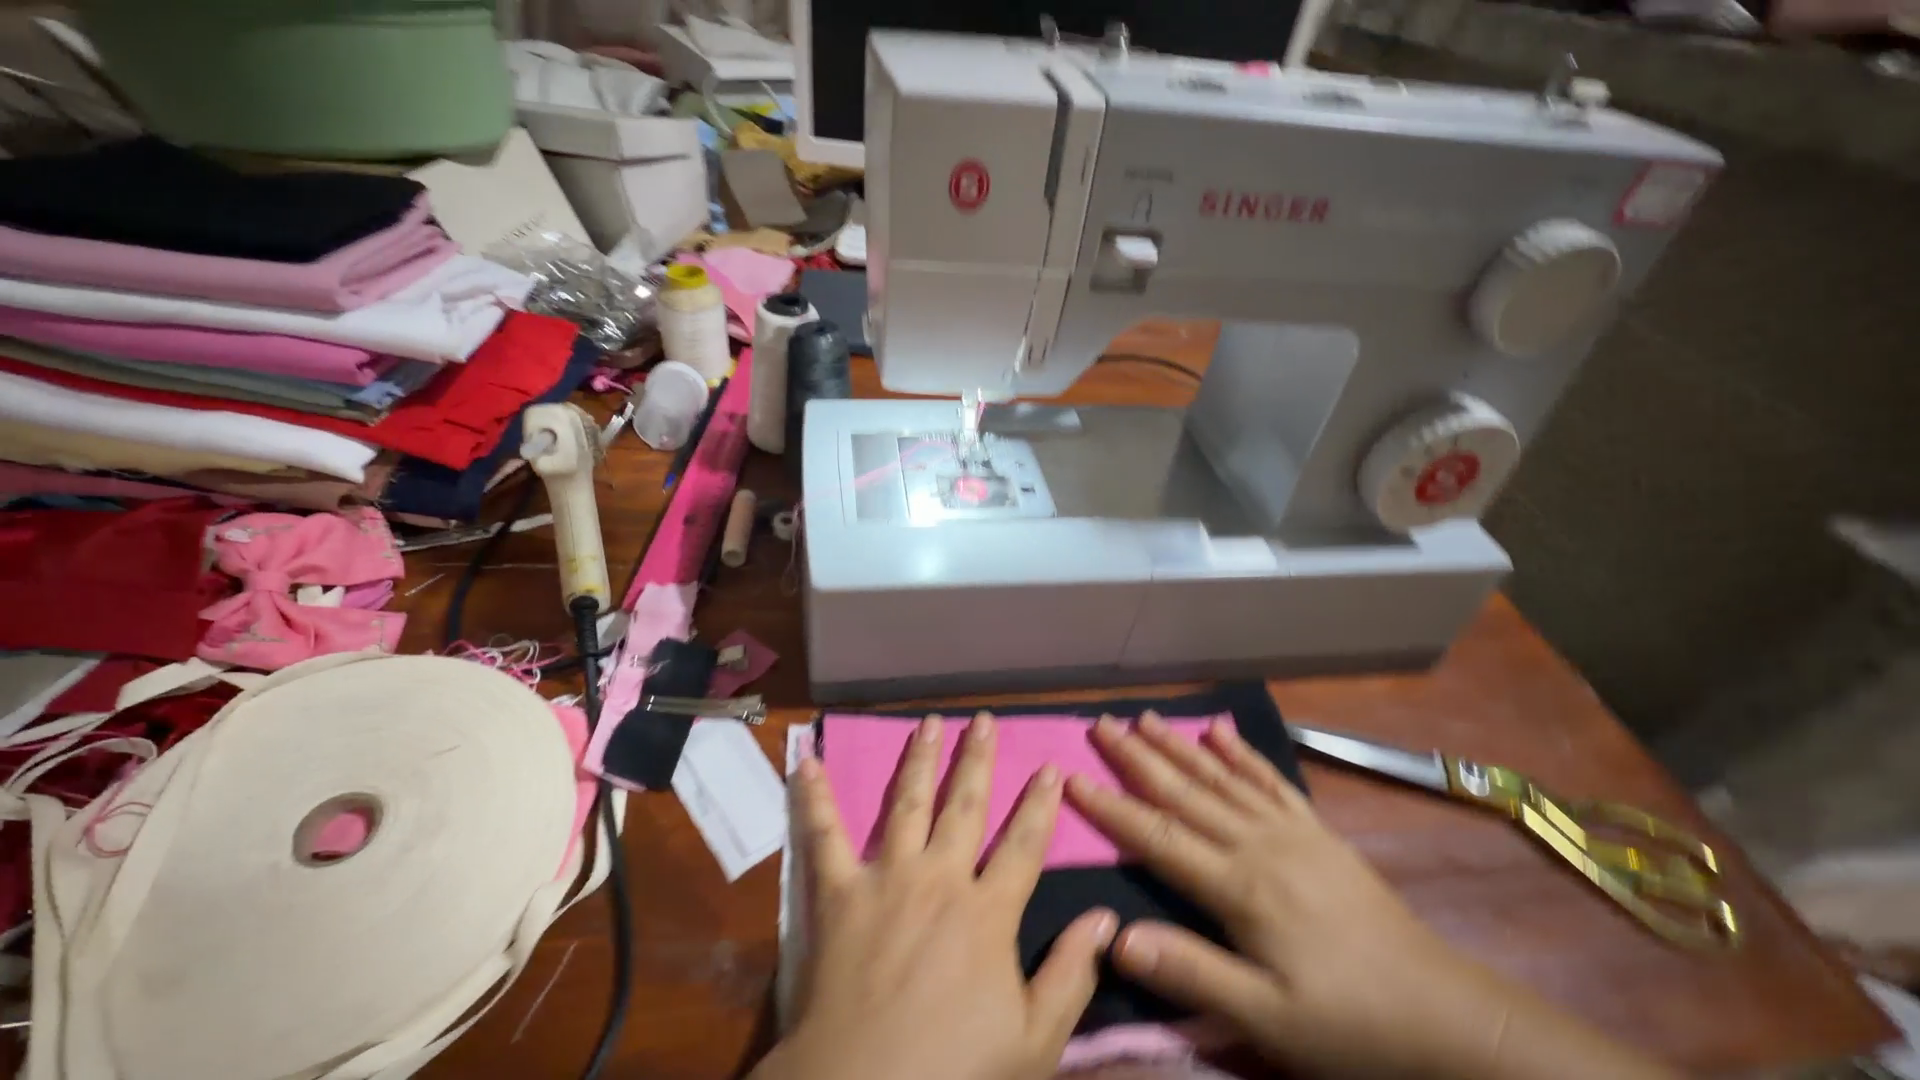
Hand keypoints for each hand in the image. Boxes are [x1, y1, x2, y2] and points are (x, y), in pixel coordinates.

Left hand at [760, 712, 1119, 1079]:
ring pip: (907, 804)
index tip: (1049, 766)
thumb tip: (1107, 920)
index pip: (1024, 844)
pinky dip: (814, 799)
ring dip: (920, 760)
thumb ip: (1072, 974)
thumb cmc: (955, 1067)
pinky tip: (807, 763)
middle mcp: (940, 878)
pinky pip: (824, 836)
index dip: (1039, 804)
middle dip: (977, 760)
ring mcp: (886, 878)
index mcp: (989, 911)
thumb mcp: (1035, 1038)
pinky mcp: (838, 892)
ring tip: (929, 723)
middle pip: (964, 806)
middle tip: (984, 720)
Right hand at [1068, 714, 1682, 1079]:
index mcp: (1240, 887)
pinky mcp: (1320, 836)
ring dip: (1182, 746)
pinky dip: (1244, 756)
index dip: (1112, 809)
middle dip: (1139, 758)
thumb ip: (1190, 971)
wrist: (1444, 1015)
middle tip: (1100, 723)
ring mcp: (1294, 834)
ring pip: (1224, 778)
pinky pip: (1272, 783)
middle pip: (1187, 793)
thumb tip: (1115, 937)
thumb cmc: (1347, 1022)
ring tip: (1147, 717)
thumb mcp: (1265, 1016)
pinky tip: (1223, 733)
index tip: (1071, 777)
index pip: (1159, 838)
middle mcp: (1261, 845)